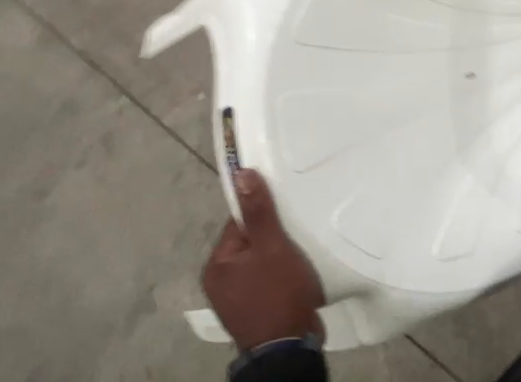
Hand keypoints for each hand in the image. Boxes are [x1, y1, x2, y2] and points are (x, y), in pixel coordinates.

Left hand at [202, 170, 326, 350]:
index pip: (240, 223)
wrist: (290, 348)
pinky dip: (283, 272)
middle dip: (275, 234)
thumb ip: (258, 211)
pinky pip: (269, 278)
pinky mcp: (257, 309)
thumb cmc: (277, 293)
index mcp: (218, 265)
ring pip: (262, 260)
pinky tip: (300, 270)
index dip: (264, 215)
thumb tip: (241, 173)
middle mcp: (222, 281)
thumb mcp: (271, 247)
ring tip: (302, 249)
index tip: (287, 212)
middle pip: (252, 241)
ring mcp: (238, 298)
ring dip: (281, 253)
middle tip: (298, 231)